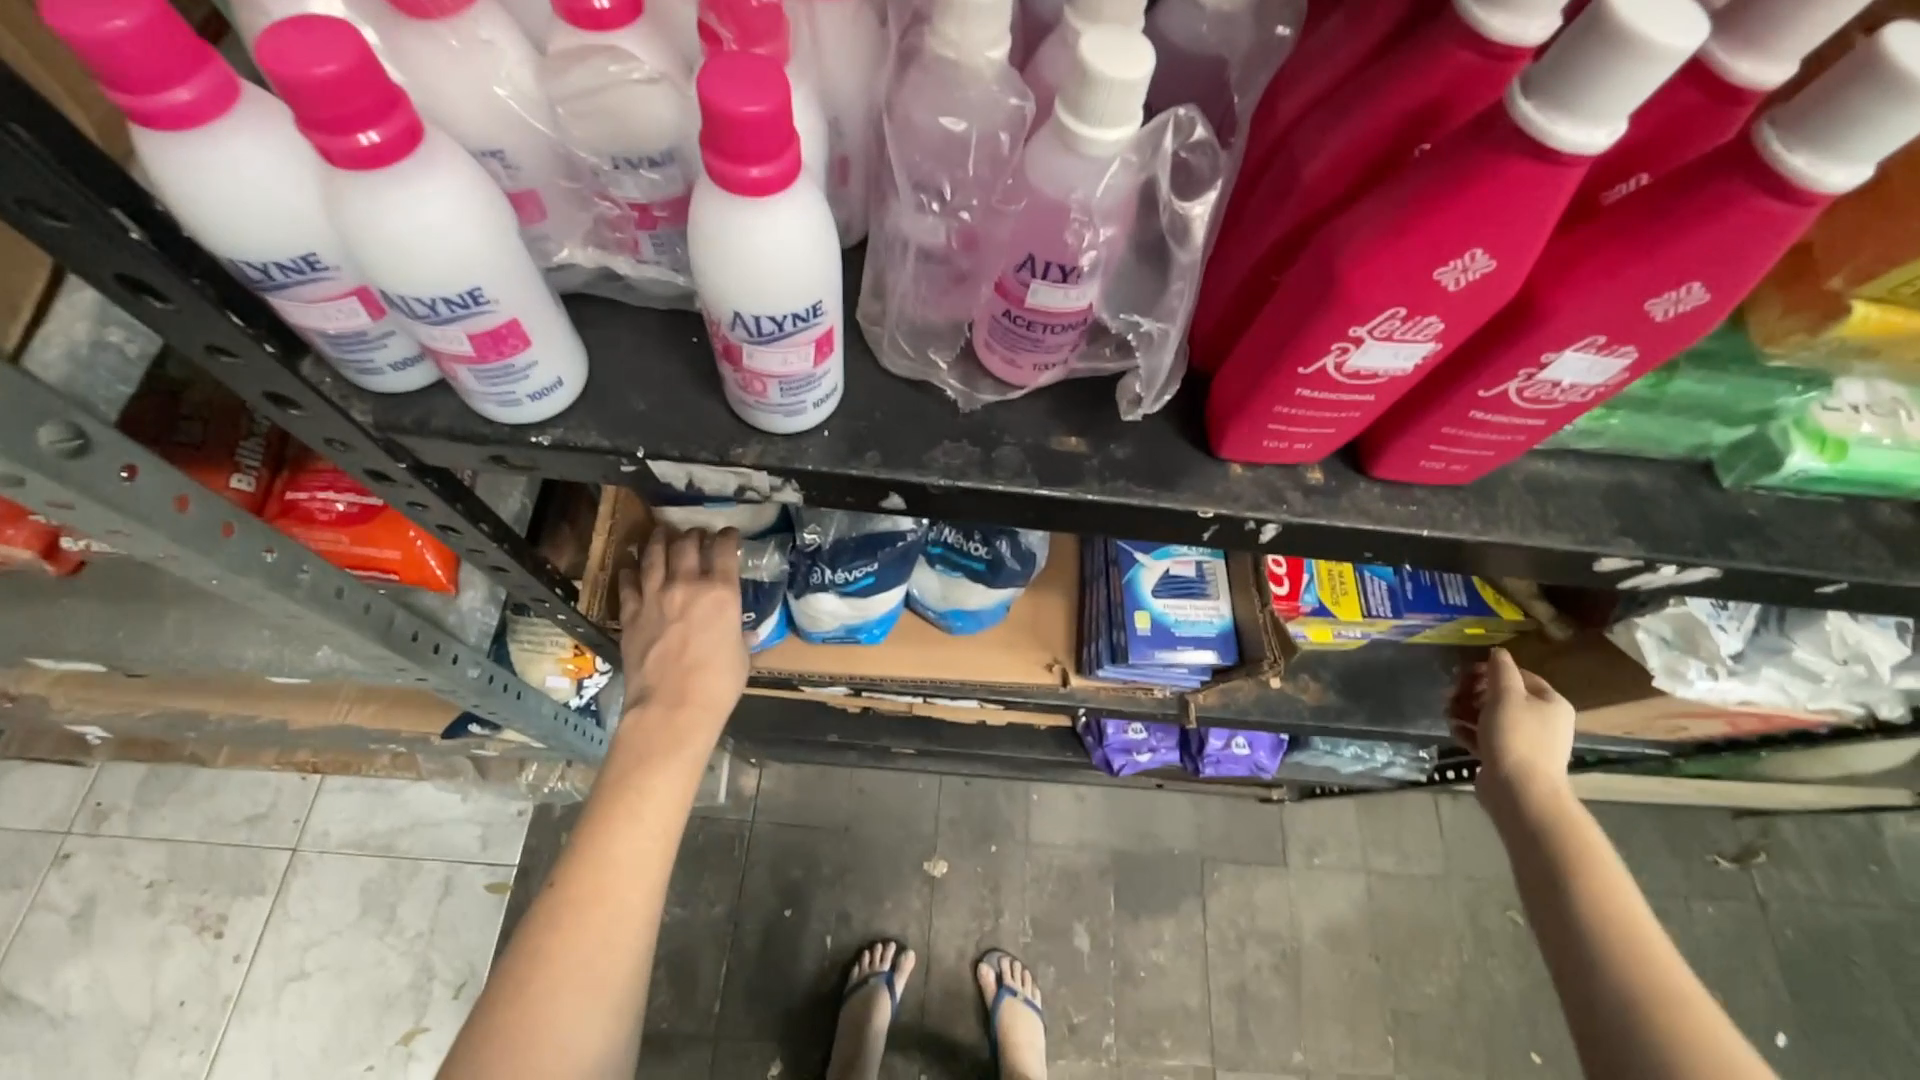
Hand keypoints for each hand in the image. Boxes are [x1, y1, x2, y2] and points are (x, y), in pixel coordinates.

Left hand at [614, 527, 748, 750]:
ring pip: (653, 556)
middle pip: (686, 545)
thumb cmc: (718, 684)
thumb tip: (745, 633)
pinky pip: (628, 583)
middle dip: (693, 534)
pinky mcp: (630, 614)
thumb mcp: (742, 657)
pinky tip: (631, 566)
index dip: (727, 537)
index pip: (724, 551)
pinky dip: (630, 570)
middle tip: (696, 534)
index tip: (729, 534)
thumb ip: (741, 637)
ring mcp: (654, 597)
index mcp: (722, 593)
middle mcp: (687, 585)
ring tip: (661, 533)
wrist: (672, 707)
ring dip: (659, 540)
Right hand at [1452, 646, 1575, 814]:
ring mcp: (1528, 742)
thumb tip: (1498, 651)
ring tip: (1447, 713)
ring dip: (1468, 712)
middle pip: (1504, 697)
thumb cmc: (1515, 738)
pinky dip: (1471, 732)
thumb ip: (1501, 670)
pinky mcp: (1510, 760)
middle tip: (1451, 695)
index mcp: (1551, 703)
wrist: (1520, 791)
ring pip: (1493, 718)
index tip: (1464, 675)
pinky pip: (1488, 738)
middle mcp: (1544, 721)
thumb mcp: (1505, 696)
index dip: (1490, 672)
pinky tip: (1455, 731)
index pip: (1520, 676)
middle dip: (1474, 693)